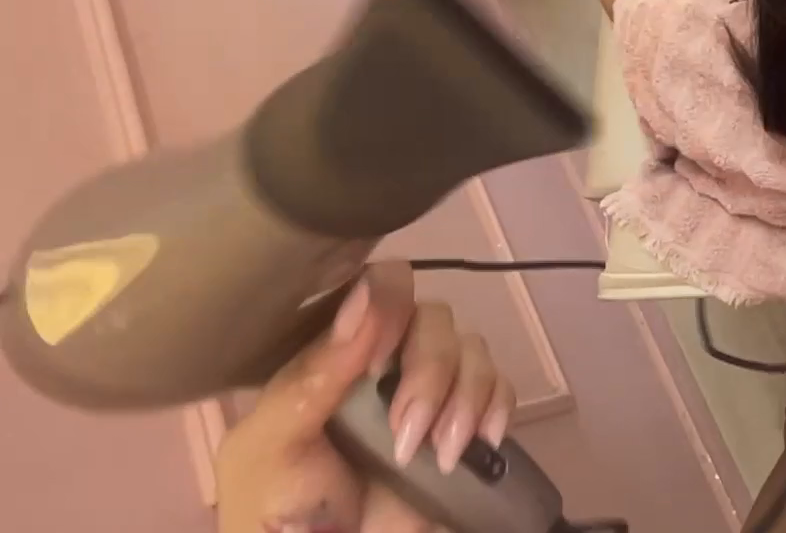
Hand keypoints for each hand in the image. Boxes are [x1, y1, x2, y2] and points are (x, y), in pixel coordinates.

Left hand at [214, 262, 516, 532]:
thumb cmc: (280, 518)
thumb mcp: (269, 450)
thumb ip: (313, 372)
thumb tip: (370, 291)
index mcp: (332, 357)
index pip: (377, 290)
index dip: (391, 309)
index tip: (376, 364)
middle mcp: (386, 361)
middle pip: (434, 318)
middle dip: (431, 373)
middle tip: (408, 431)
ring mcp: (431, 387)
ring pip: (474, 348)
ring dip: (464, 400)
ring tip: (439, 456)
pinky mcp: (470, 414)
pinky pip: (503, 383)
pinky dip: (496, 409)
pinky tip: (477, 444)